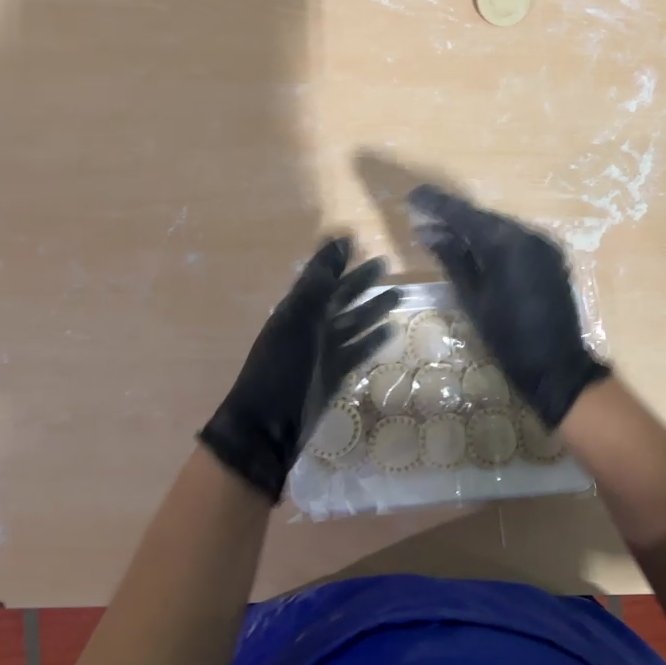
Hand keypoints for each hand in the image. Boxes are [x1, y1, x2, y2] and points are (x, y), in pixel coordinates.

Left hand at [198, 237, 400, 501]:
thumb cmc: (280, 369)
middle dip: (360, 280)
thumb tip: (338, 241)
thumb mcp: (298, 320)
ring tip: (398, 293)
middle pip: (339, 297)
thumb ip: (319, 284)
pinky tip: (391, 330)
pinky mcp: (333, 375)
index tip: (355, 238)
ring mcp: (322, 351)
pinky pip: (357, 351)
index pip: (320, 275)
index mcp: (296, 309)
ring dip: (372, 308)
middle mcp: (309, 326)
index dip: (335, 258)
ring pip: (352, 323)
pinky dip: (372, 340)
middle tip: (387, 263)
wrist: (267, 426)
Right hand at [407, 185, 609, 426]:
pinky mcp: (552, 256)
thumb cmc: (507, 338)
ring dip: (472, 228)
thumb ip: (451, 259)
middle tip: (423, 216)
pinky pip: (516, 240)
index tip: (412, 196)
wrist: (557, 365)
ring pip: (499, 227)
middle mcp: (527, 234)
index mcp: (505, 244)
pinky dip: (493, 241)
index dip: (436, 204)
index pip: (463, 214)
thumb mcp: (472, 299)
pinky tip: (475, 249)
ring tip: (443, 233)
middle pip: (482, 217)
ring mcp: (543, 244)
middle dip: (452, 216)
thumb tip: (426, 231)